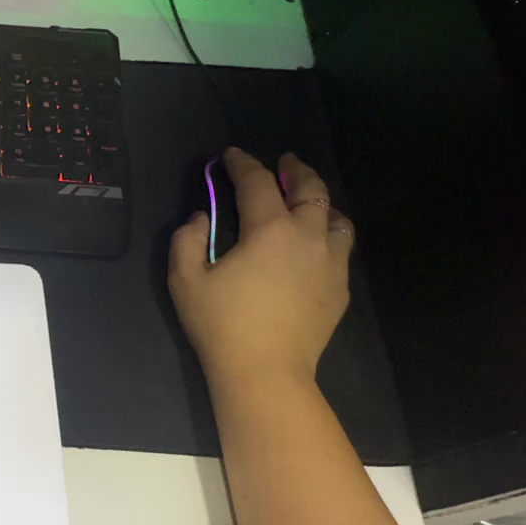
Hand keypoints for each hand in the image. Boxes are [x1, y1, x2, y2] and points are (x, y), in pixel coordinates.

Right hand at [169, 149, 355, 386]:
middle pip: (309, 189)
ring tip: (307, 199)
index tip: (231, 155)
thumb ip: (187, 242)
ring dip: (319, 199)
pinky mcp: (339, 284)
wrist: (266, 369)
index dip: (242, 165)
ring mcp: (330, 259)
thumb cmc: (220, 325)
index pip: (256, 184)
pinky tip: (317, 240)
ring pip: (334, 214)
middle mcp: (307, 234)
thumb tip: (199, 218)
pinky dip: (328, 230)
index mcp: (268, 229)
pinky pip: (340, 244)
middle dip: (294, 170)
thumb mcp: (185, 283)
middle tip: (285, 162)